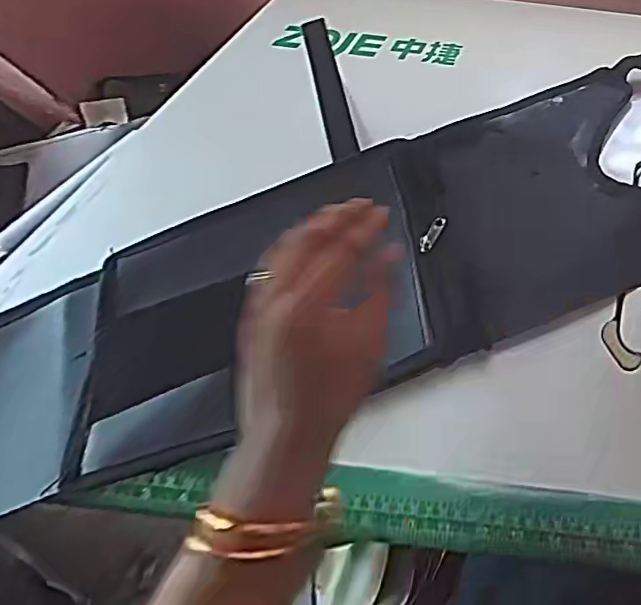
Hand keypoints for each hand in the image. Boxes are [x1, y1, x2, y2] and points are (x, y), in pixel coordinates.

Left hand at [218, 199, 395, 516]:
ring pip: (284, 248)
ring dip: (312, 227)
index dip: (365, 226)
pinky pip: (269, 266)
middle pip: (308, 239)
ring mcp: (259, 307)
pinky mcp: (252, 315)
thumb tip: (389, 253)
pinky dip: (291, 246)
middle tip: (361, 205)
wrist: (285, 437)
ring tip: (336, 216)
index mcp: (307, 306)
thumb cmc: (329, 398)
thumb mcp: (369, 339)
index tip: (380, 213)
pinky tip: (305, 243)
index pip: (341, 249)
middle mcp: (276, 300)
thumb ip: (380, 288)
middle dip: (338, 216)